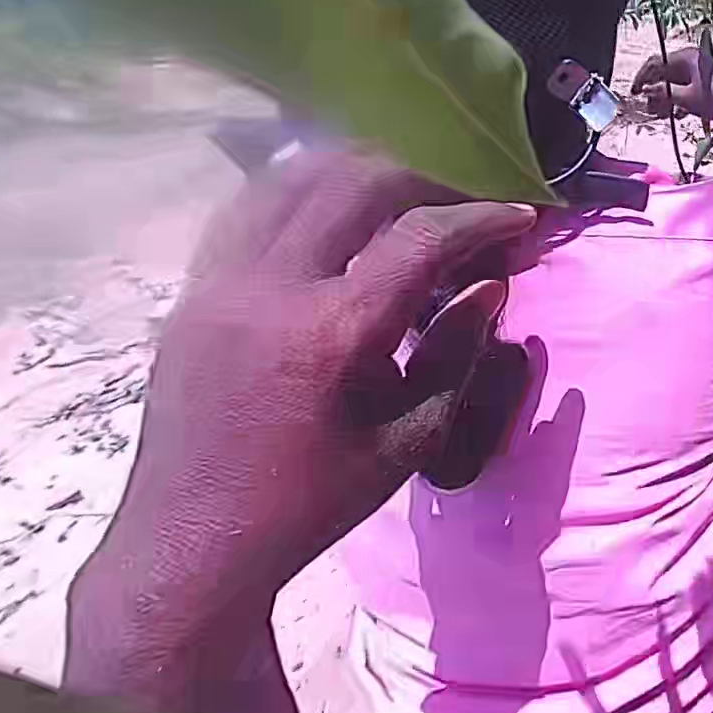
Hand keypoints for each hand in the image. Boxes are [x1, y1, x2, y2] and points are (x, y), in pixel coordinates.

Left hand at [67, 149, 534, 712]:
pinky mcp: (195, 286)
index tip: (518, 214)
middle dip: (426, 177)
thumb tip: (491, 286)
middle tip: (465, 197)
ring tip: (406, 189)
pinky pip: (251, 205)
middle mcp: (273, 285)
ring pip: (296, 177)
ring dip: (362, 170)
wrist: (194, 542)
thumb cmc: (314, 500)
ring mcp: (222, 278)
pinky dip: (304, 187)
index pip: (421, 238)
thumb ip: (458, 351)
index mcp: (335, 333)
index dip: (481, 217)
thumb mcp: (410, 438)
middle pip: (358, 184)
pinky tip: (332, 202)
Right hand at [632, 45, 712, 121]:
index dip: (642, 77)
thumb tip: (644, 90)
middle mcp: (691, 59)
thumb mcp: (686, 98)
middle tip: (649, 107)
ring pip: (672, 82)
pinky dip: (677, 99)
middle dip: (654, 91)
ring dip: (664, 98)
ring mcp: (698, 69)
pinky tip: (678, 114)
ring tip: (662, 113)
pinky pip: (683, 87)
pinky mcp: (703, 81)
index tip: (634, 92)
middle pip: (663, 72)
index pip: (655, 62)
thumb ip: (663, 92)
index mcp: (686, 57)